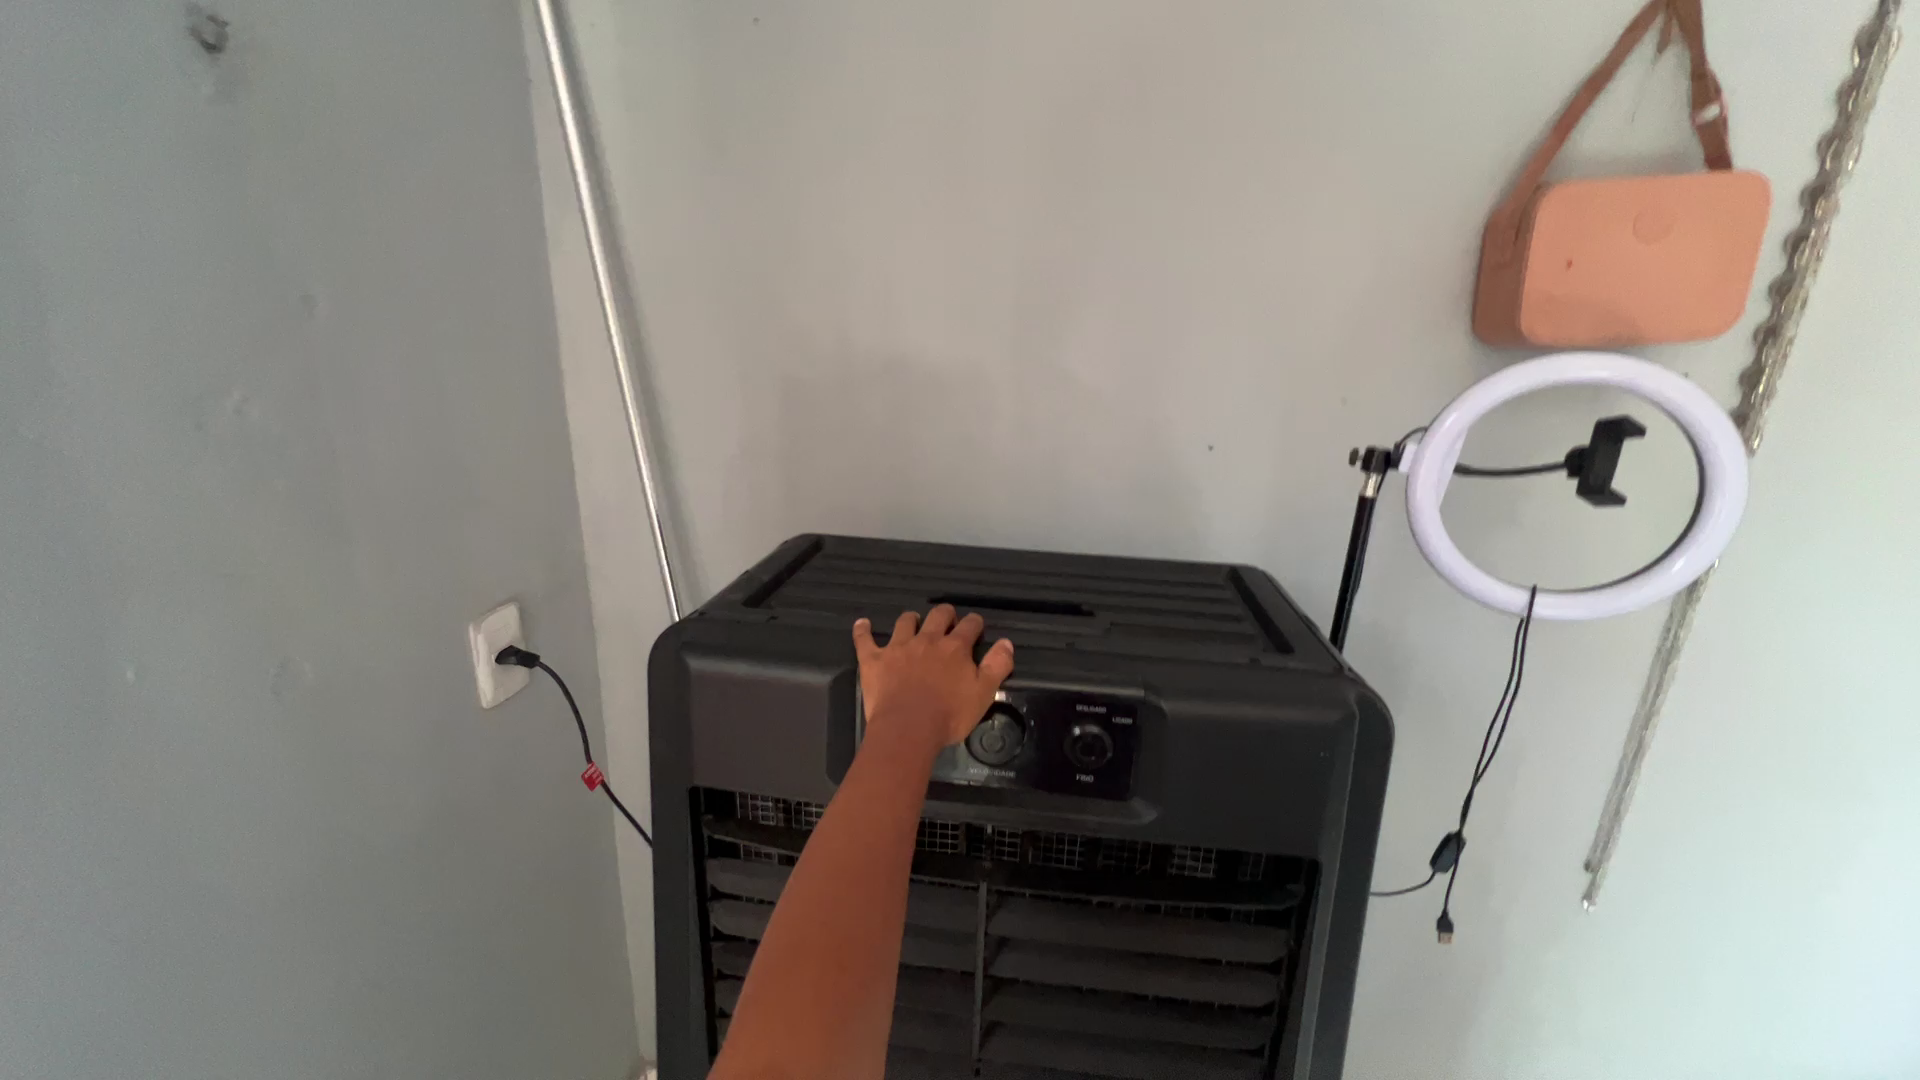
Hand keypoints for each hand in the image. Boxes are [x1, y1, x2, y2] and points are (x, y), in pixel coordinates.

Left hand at [853, 605, 1015, 757]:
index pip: (969, 625)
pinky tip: (863, 624)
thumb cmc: (949, 715)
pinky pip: (865, 639)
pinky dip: (863, 630)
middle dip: (945, 614)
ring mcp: (898, 648)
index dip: (974, 624)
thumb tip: (1006, 643)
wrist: (908, 728)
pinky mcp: (874, 660)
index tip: (976, 626)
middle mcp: (927, 640)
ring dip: (911, 620)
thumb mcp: (984, 693)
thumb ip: (997, 666)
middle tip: (947, 619)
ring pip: (905, 623)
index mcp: (955, 648)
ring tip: (913, 622)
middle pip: (937, 616)